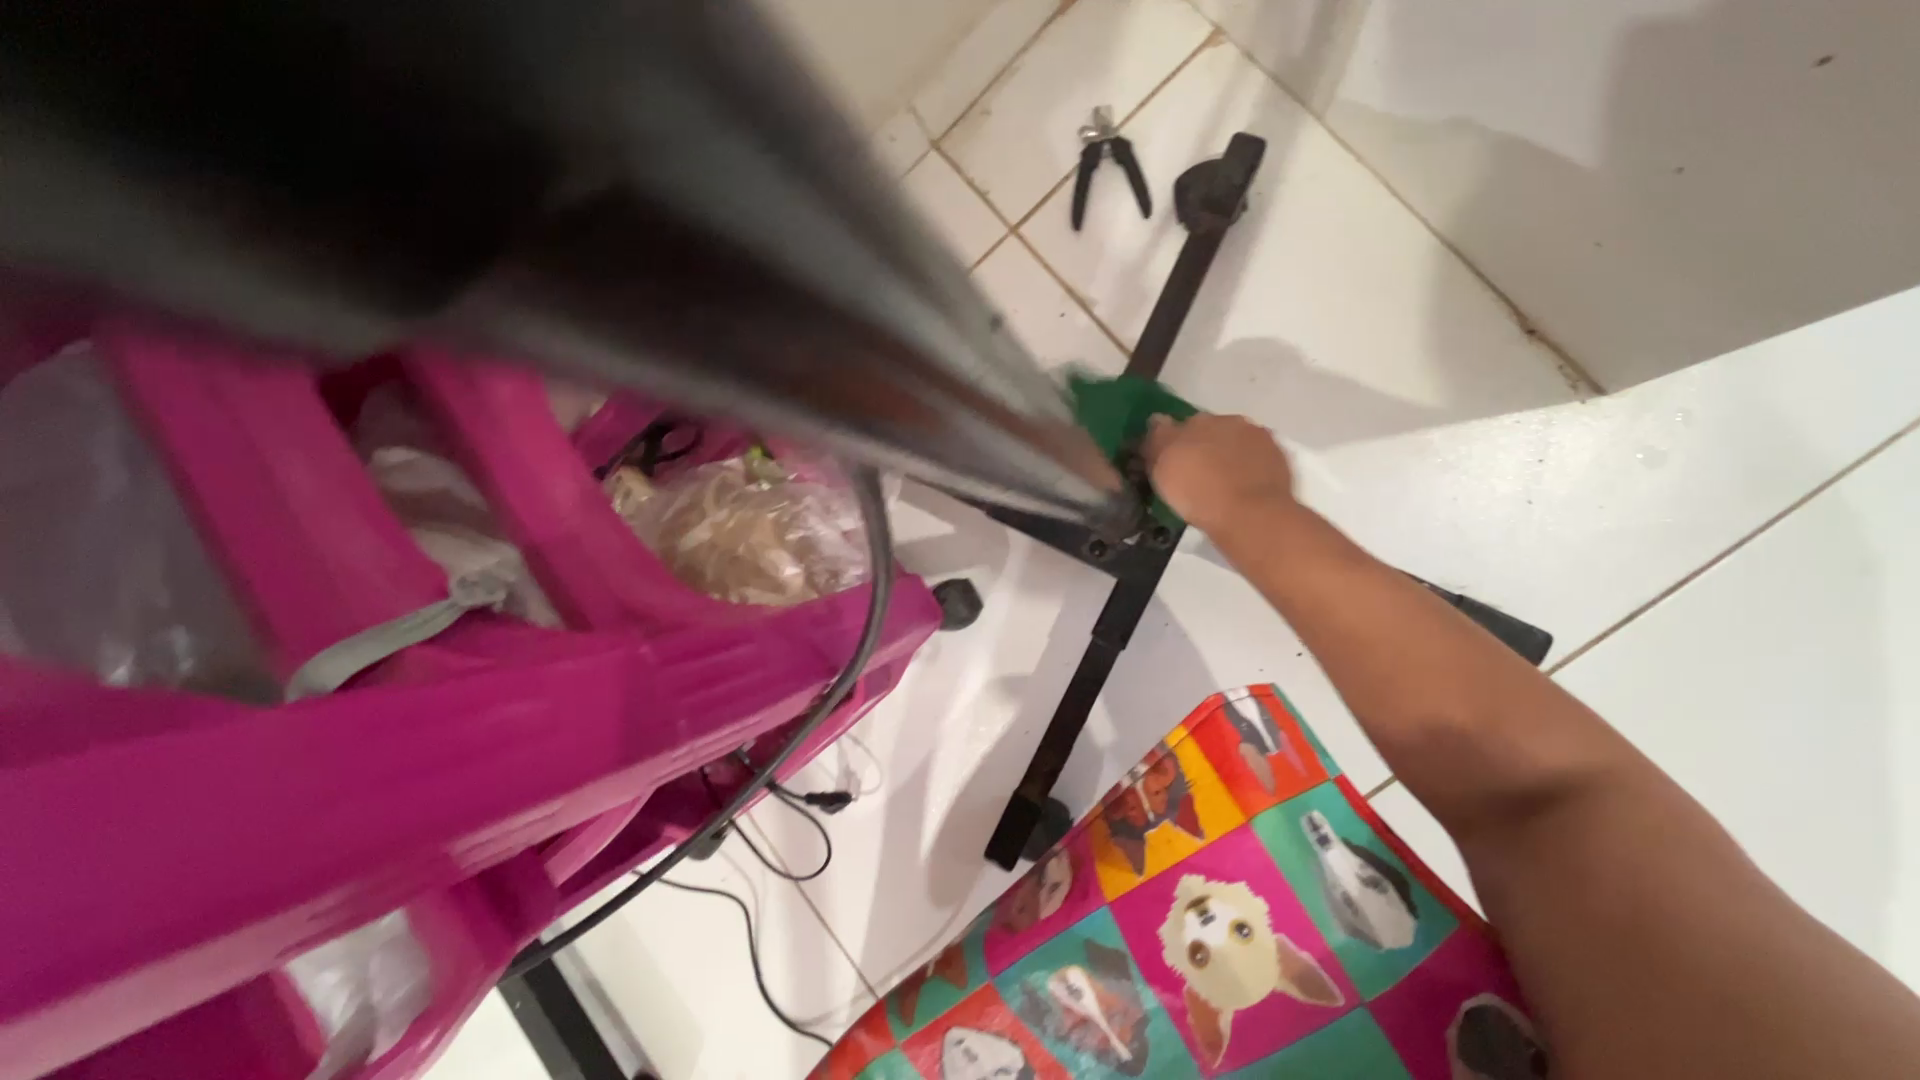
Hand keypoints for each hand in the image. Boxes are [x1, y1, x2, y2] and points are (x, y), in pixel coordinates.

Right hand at [1141, 412, 1296, 531]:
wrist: (1250, 514)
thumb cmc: (1198, 493)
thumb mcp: (1162, 470)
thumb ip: (1157, 441)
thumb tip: (1156, 420)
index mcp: (1194, 420)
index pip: (1179, 425)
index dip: (1174, 444)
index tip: (1172, 464)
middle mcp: (1227, 420)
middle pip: (1210, 430)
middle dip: (1203, 446)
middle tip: (1198, 474)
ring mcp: (1256, 435)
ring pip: (1236, 441)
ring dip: (1228, 454)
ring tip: (1224, 483)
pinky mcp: (1279, 455)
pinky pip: (1258, 456)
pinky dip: (1251, 466)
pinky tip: (1246, 486)